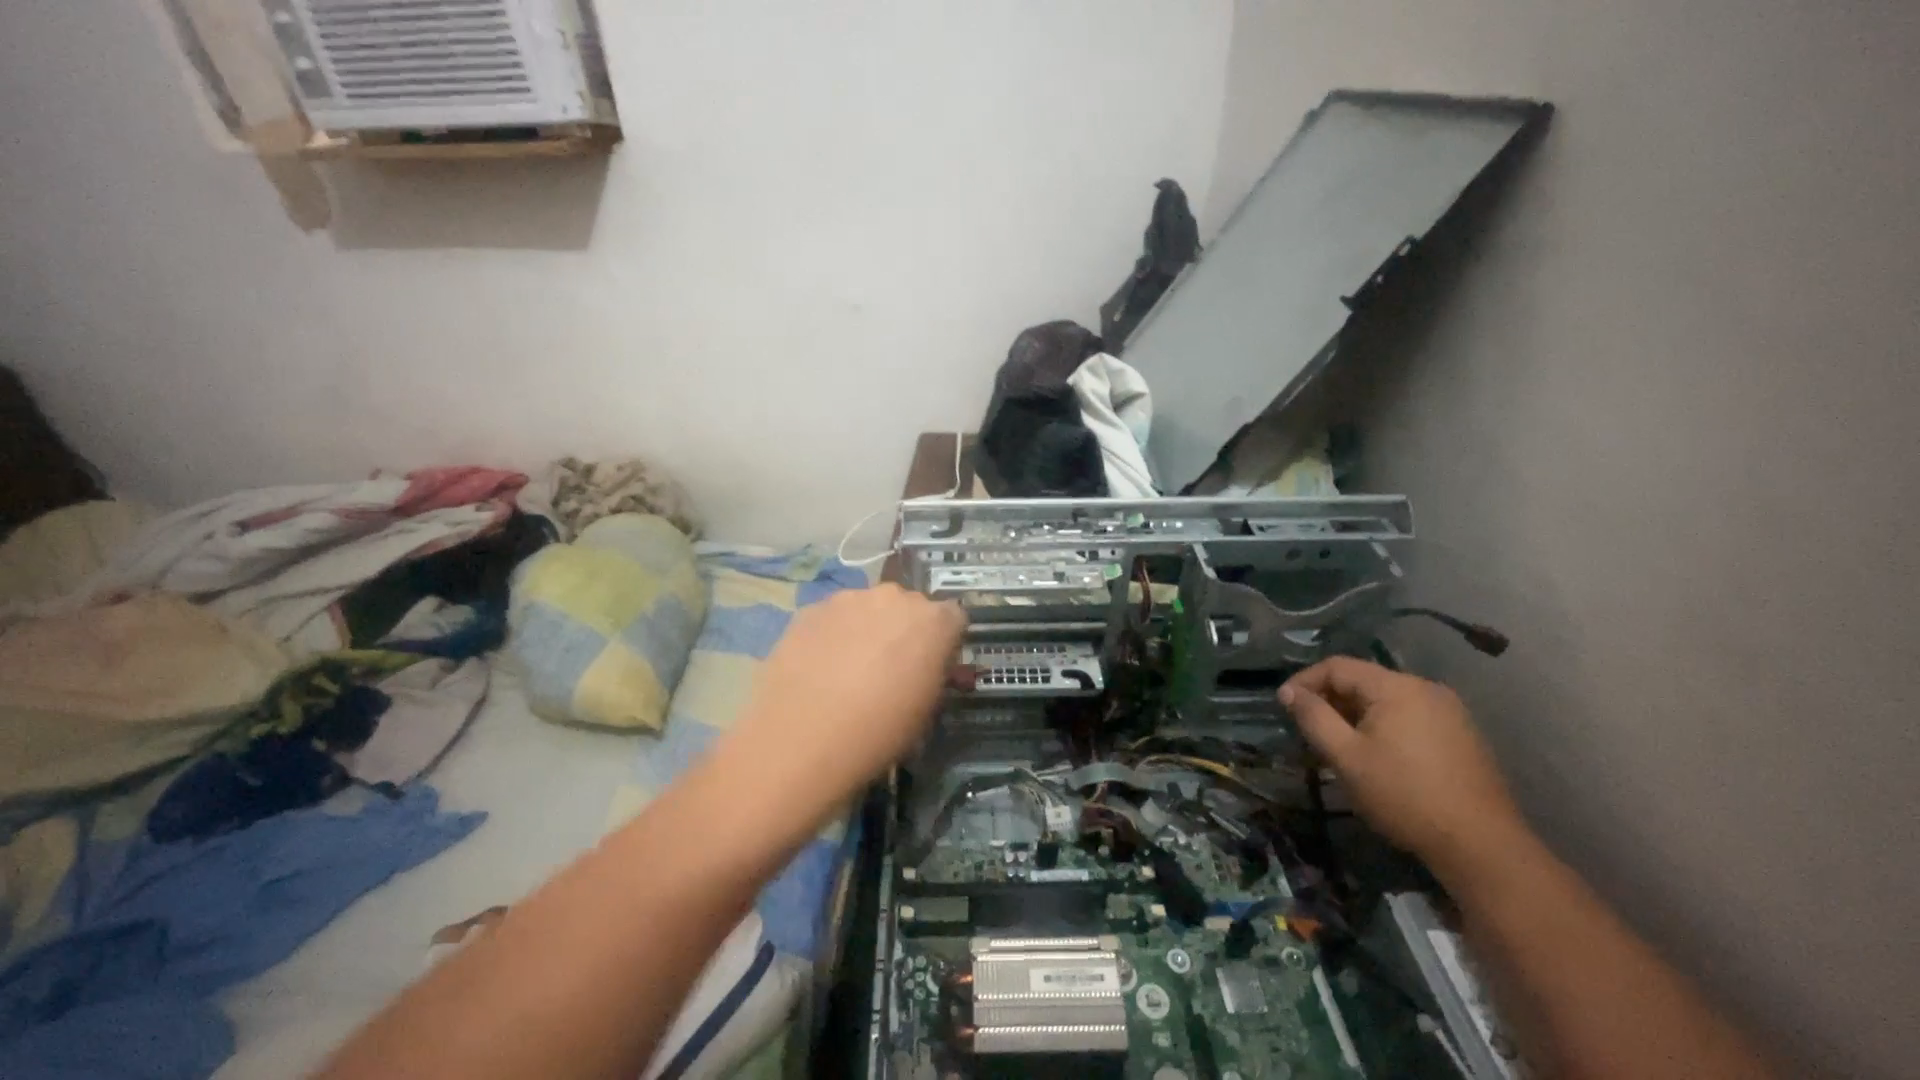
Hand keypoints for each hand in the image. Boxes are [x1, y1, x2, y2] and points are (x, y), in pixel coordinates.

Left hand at [722, 584, 965, 811]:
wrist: (802, 737)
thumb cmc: (879, 730)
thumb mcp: (926, 712)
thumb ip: (938, 679)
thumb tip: (941, 671)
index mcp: (933, 621)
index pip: (954, 618)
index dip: (946, 643)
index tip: (935, 668)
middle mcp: (894, 597)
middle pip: (909, 607)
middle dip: (906, 631)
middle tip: (893, 669)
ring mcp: (848, 599)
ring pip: (868, 608)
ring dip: (868, 629)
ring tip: (850, 669)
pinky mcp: (810, 609)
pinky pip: (833, 617)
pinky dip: (833, 635)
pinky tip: (820, 668)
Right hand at [1281, 657, 1524, 869]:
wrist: (1479, 842)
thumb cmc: (1403, 796)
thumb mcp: (1346, 757)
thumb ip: (1314, 718)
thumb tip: (1289, 692)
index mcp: (1396, 687)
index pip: (1337, 666)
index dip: (1304, 682)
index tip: (1283, 707)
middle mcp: (1425, 688)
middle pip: (1364, 681)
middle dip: (1331, 701)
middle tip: (1308, 732)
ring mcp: (1449, 711)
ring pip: (1388, 701)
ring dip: (1356, 716)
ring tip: (1339, 747)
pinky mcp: (1462, 734)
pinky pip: (1411, 717)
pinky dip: (1384, 727)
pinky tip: (1379, 758)